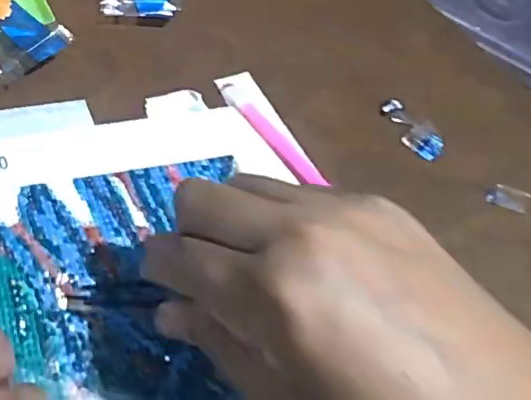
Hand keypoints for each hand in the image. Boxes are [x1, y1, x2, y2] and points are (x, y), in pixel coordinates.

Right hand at [142, 176, 530, 399]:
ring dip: (231, 219)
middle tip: (206, 274)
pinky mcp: (374, 201)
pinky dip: (281, 218)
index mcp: (276, 296)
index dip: (156, 268)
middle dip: (186, 234)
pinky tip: (316, 261)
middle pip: (195, 197)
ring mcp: (338, 208)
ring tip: (259, 263)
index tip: (156, 280)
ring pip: (239, 182)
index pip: (178, 257)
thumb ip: (222, 348)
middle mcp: (296, 233)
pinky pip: (296, 190)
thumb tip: (168, 311)